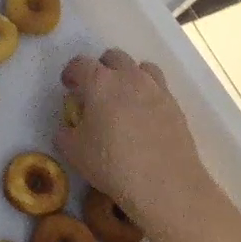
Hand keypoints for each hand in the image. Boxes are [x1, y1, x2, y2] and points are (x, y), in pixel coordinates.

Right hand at [52, 48, 218, 225]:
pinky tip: (143, 116)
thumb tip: (69, 127)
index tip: (68, 86)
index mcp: (100, 83)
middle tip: (94, 89)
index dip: (71, 73)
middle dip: (101, 67)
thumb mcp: (73, 152)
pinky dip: (148, 93)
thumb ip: (65, 133)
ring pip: (141, 67)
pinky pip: (159, 88)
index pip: (80, 64)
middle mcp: (130, 78)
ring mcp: (156, 90)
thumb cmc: (112, 164)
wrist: (165, 184)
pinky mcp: (175, 106)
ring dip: (129, 75)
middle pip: (114, 57)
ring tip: (123, 97)